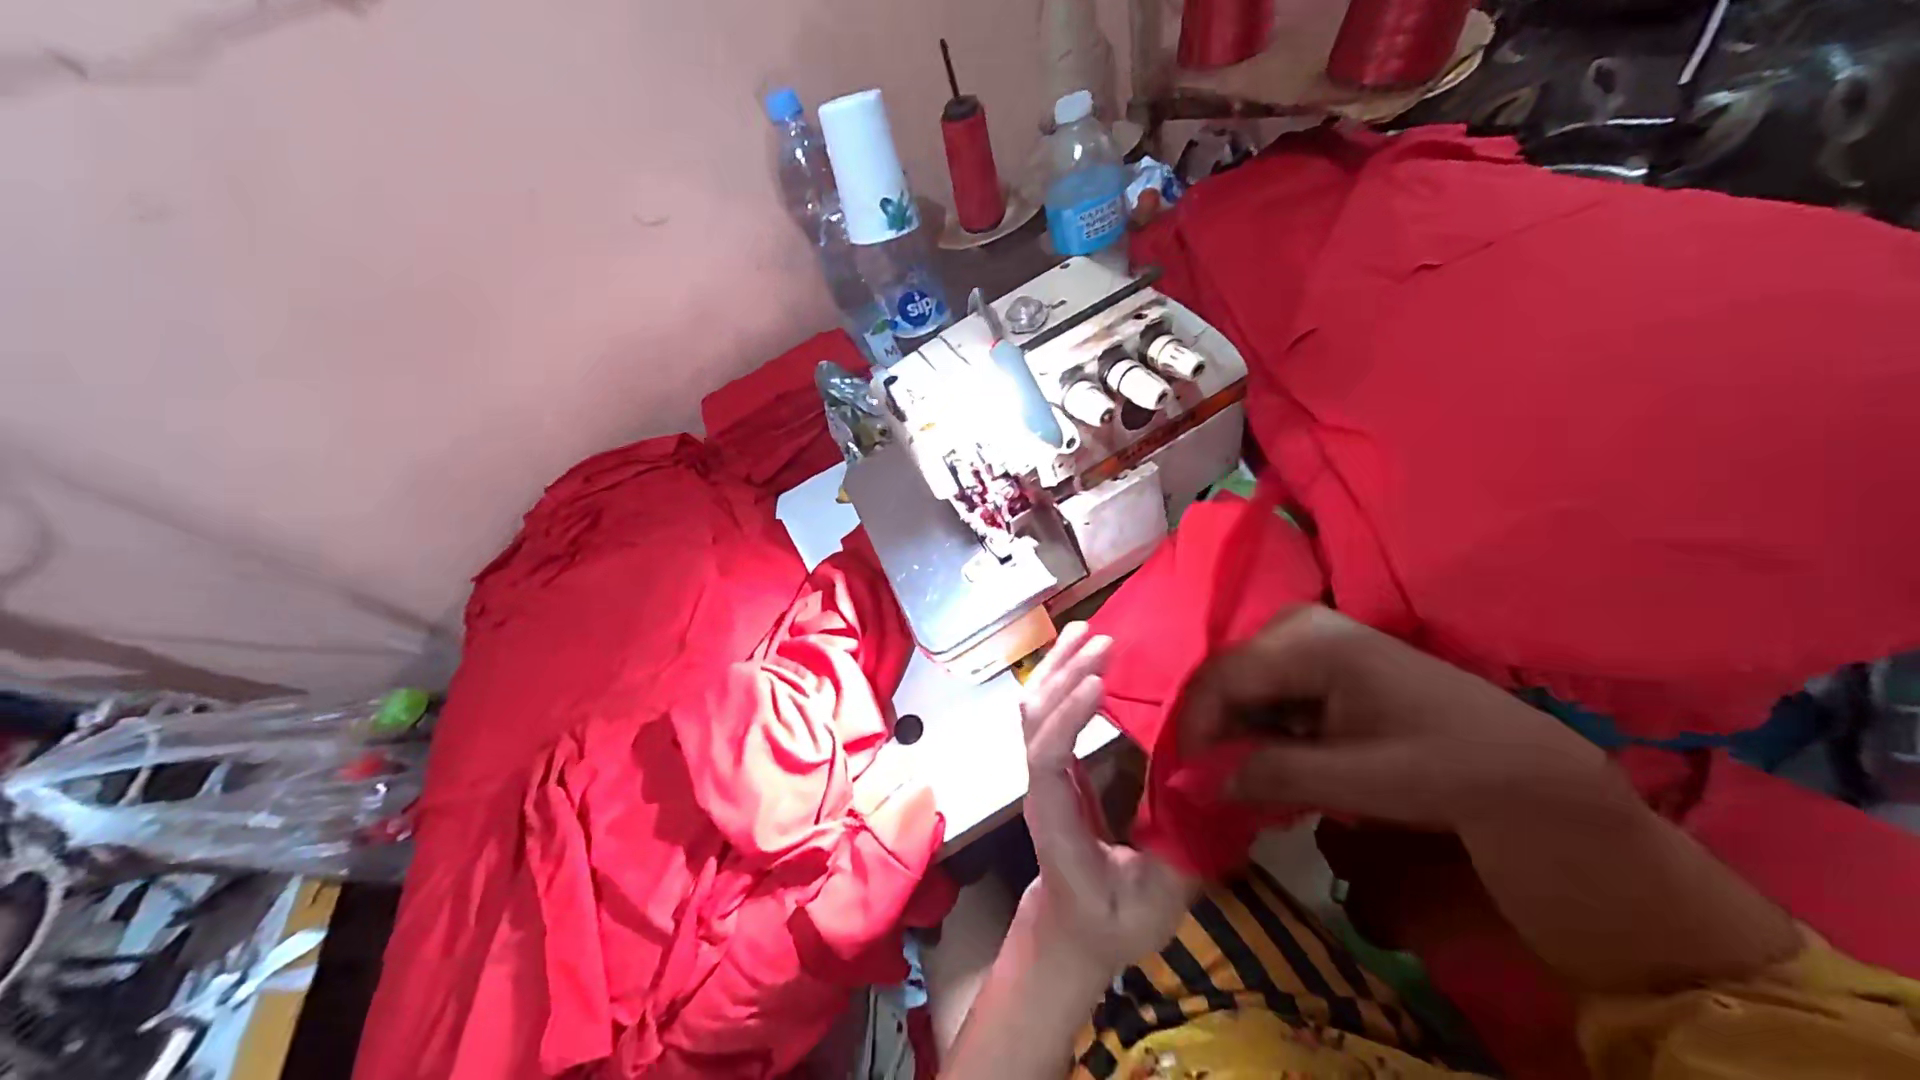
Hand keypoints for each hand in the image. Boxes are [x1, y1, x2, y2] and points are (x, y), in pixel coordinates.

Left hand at [1018, 623, 1193, 974]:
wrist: (1071, 928)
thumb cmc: (1111, 921)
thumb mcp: (1152, 904)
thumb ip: (1175, 854)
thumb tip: (1206, 794)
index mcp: (1057, 821)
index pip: (1047, 758)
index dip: (1068, 717)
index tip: (1099, 682)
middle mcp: (1041, 787)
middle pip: (1034, 719)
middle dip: (1065, 675)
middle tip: (1105, 641)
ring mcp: (1043, 772)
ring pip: (1035, 708)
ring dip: (1058, 666)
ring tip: (1087, 630)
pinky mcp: (1055, 763)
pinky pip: (1048, 712)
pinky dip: (1061, 676)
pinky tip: (1081, 653)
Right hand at [1176, 606, 1612, 828]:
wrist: (1527, 772)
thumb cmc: (1448, 769)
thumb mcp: (1358, 780)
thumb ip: (1272, 775)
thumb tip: (1194, 782)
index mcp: (1313, 642)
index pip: (1222, 677)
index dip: (1195, 729)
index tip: (1185, 782)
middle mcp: (1302, 626)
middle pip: (1227, 678)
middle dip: (1215, 733)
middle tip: (1216, 786)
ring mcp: (1313, 639)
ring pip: (1243, 686)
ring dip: (1238, 735)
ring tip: (1249, 783)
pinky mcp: (1322, 661)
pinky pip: (1268, 692)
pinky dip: (1263, 731)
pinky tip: (1277, 766)